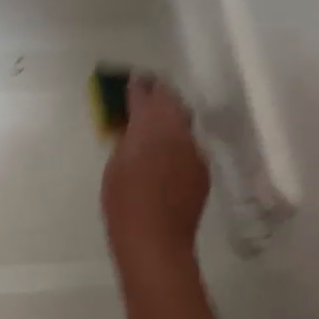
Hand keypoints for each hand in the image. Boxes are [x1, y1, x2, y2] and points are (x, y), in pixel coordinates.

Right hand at [101, 76, 209, 264]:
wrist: (156, 239)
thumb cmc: (123, 202)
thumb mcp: (115, 164)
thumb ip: (126, 139)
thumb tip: (132, 127)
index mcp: (148, 126)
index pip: (143, 95)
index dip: (136, 85)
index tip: (131, 79)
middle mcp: (176, 131)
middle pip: (170, 100)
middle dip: (158, 92)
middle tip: (147, 90)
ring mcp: (194, 149)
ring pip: (183, 121)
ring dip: (170, 115)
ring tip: (157, 119)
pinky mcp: (203, 168)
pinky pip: (190, 144)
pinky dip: (178, 140)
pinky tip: (169, 152)